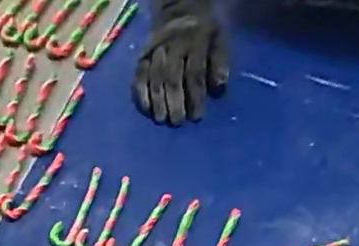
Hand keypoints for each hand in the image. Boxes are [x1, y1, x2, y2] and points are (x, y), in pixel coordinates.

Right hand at [133, 0, 229, 125]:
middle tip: (177, 122)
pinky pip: (139, 78)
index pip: (195, 73)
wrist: (178, 8)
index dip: (196, 96)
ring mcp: (155, 52)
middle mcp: (173, 47)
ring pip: (155, 79)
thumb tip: (219, 90)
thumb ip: (219, 63)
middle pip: (173, 78)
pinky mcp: (142, 58)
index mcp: (195, 41)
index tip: (197, 117)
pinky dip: (142, 94)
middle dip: (175, 101)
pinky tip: (146, 109)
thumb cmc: (202, 30)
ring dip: (158, 101)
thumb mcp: (218, 38)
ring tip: (161, 119)